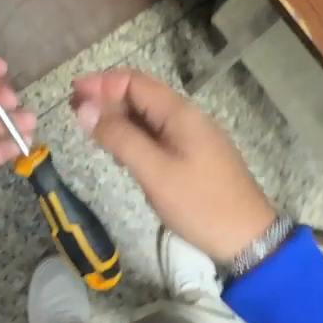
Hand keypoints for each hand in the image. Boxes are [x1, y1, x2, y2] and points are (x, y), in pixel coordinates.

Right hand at [70, 68, 277, 262]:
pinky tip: (118, 146)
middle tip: (74, 110)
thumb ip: (119, 137)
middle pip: (142, 94)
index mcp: (180, 114)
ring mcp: (192, 137)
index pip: (135, 82)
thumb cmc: (200, 204)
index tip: (72, 95)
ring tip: (89, 126)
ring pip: (148, 115)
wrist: (249, 240)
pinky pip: (157, 133)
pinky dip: (133, 132)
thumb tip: (85, 108)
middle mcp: (187, 117)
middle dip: (107, 97)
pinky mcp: (193, 156)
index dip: (102, 83)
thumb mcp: (155, 172)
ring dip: (118, 115)